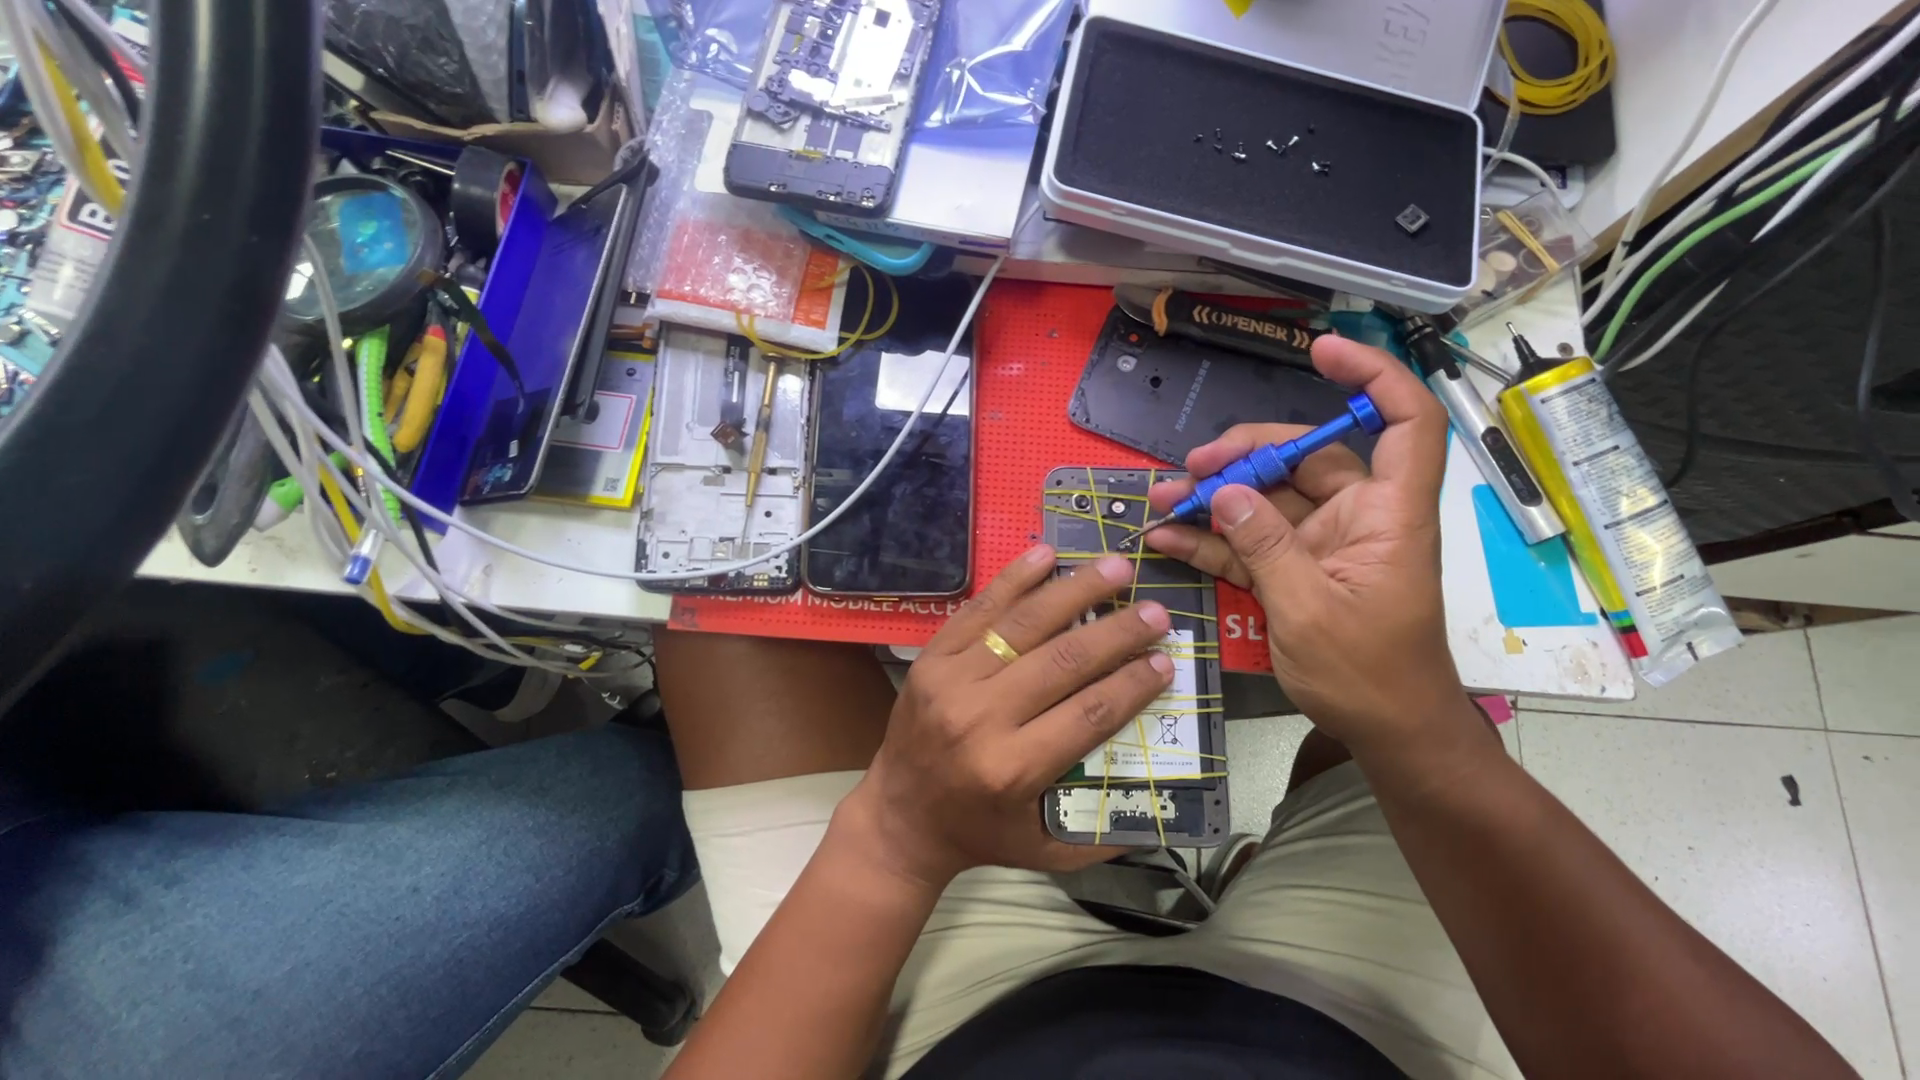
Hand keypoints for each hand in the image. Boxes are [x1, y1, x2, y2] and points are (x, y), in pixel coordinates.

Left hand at [839, 546, 1175, 888]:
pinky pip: (977, 611)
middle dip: (1117, 632)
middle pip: (1063, 662)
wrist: (899, 817)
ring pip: (1022, 626)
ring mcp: (951, 682)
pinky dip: (1013, 580)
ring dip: (1074, 591)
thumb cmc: (979, 832)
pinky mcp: (930, 659)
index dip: (1132, 684)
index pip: (1088, 713)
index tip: (1165, 661)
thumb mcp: (1044, 849)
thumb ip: (1103, 832)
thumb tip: (1163, 803)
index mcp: (1012, 768)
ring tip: (1116, 567)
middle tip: (1156, 611)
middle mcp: (981, 719)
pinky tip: (1046, 553)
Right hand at [1144, 335, 1464, 751]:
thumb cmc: (1369, 674)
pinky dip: (1210, 539)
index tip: (1323, 352)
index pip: (1403, 423)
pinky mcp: (1292, 570)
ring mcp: (1321, 543)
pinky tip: (1166, 538)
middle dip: (1246, 455)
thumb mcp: (1310, 611)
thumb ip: (1267, 547)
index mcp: (1388, 515)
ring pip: (1266, 498)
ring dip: (1214, 497)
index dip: (1373, 377)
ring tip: (1163, 499)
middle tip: (1193, 468)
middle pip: (1305, 457)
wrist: (1385, 731)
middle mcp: (1357, 516)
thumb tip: (1228, 493)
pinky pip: (1248, 541)